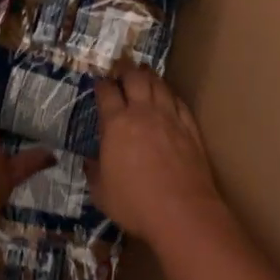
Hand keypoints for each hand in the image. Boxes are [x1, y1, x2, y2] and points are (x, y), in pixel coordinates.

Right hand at [86, 67, 225, 245]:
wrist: (183, 213)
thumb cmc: (135, 204)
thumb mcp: (101, 193)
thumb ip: (94, 172)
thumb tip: (90, 161)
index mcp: (116, 124)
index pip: (106, 91)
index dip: (102, 83)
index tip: (100, 82)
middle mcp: (143, 112)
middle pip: (135, 77)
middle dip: (126, 69)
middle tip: (122, 67)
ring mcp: (169, 117)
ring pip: (159, 85)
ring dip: (149, 76)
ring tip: (144, 73)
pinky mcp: (190, 128)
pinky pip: (179, 102)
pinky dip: (171, 95)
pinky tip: (169, 96)